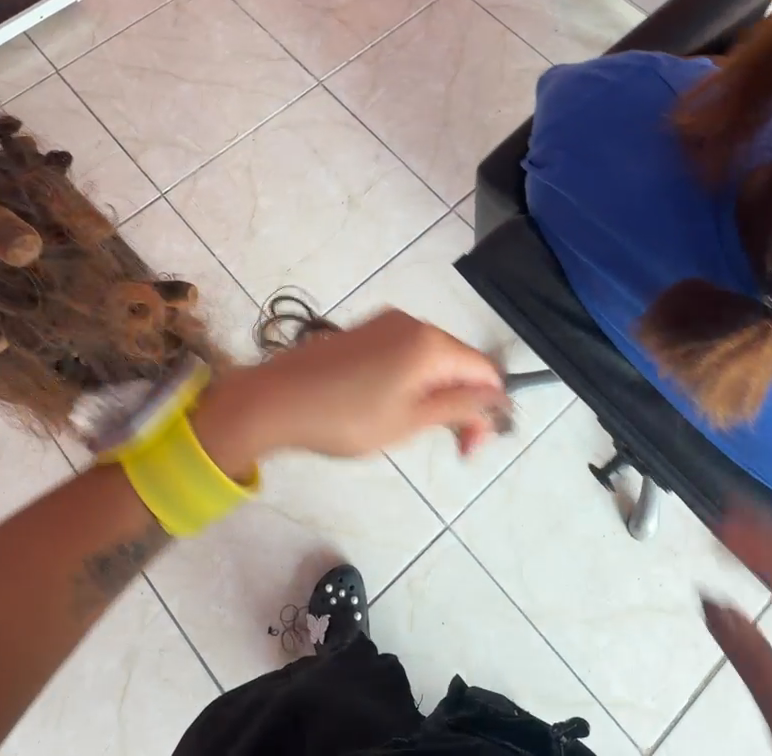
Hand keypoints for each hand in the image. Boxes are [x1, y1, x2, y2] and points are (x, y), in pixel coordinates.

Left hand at [194, 310, 509, 472]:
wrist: (275, 399)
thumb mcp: (410, 421)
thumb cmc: (347, 418)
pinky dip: (412, 380)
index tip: (470, 448)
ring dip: (437, 394)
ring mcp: (385, 323)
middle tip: (452, 449)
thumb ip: (459, 406)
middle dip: (462, 403)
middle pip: (458, 362)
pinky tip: (394, 407)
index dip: (488, 408)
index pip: (484, 369)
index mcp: (430, 342)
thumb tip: (496, 398)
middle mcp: (412, 323)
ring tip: (417, 430)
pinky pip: (405, 353)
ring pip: (431, 359)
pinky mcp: (363, 331)